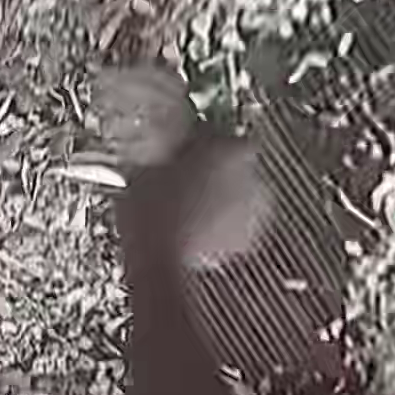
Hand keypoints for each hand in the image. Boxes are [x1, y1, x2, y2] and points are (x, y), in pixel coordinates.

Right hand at [98, 67, 268, 270]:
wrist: (160, 262)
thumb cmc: (149, 216)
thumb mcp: (139, 174)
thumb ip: (159, 154)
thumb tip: (157, 145)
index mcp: (231, 148)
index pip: (214, 132)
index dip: (192, 142)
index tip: (175, 150)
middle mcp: (254, 173)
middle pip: (228, 164)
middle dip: (205, 173)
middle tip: (173, 184)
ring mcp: (255, 206)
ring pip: (231, 194)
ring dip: (210, 200)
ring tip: (177, 212)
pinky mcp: (249, 235)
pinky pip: (232, 223)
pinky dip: (215, 224)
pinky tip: (187, 231)